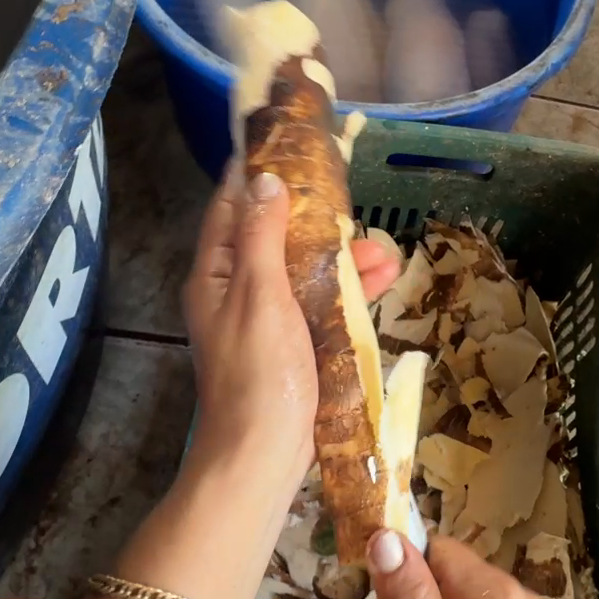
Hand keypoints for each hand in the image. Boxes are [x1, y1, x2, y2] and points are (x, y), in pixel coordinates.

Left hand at [181, 166, 401, 486]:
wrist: (264, 455)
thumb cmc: (258, 372)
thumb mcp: (259, 295)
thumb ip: (261, 236)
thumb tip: (264, 178)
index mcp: (217, 274)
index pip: (230, 207)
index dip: (254, 174)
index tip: (284, 143)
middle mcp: (238, 289)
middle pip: (276, 236)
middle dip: (316, 219)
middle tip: (350, 199)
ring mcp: (268, 317)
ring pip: (305, 269)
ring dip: (341, 257)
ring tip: (382, 250)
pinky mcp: (295, 340)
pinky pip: (322, 301)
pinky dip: (348, 290)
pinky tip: (381, 280)